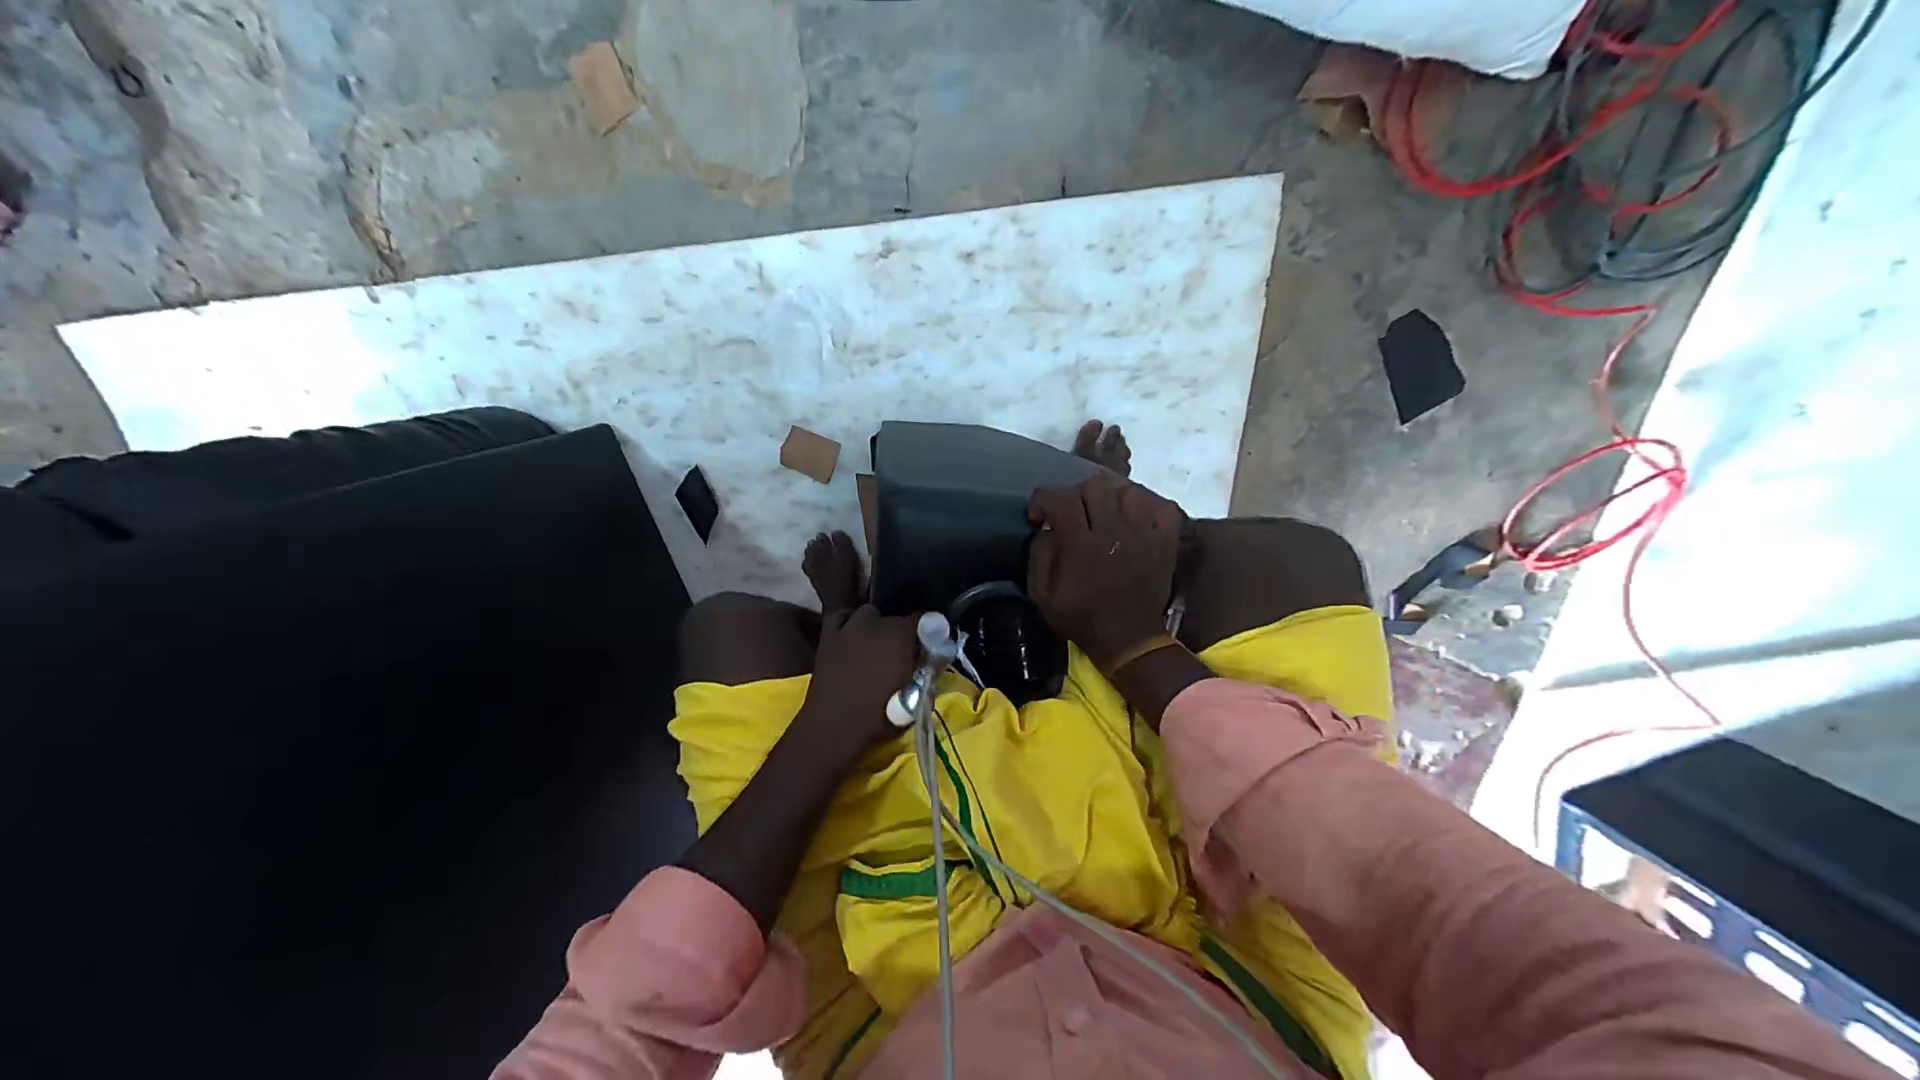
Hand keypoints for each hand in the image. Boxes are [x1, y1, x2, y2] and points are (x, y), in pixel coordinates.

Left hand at [795, 604, 918, 762]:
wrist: (837, 726)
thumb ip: (928, 665)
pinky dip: (849, 621)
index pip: (924, 618)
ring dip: (876, 624)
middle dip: (902, 631)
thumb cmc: (883, 715)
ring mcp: (850, 626)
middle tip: (902, 651)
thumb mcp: (918, 693)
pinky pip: (841, 616)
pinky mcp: (828, 635)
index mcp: (902, 634)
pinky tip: (852, 633)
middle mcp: (876, 622)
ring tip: (877, 642)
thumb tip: (934, 653)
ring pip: (869, 612)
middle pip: (896, 616)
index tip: (930, 644)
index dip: (930, 631)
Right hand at [1026, 473, 1185, 670]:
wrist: (1128, 640)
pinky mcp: (1164, 542)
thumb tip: (1046, 529)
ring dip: (1112, 498)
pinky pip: (1163, 508)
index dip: (1043, 499)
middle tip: (1074, 514)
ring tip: (1105, 514)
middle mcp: (1112, 530)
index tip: (1039, 516)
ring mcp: (1142, 534)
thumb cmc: (1081, 618)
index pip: (1060, 498)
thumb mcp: (1043, 595)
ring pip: (1128, 491)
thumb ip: (1039, 556)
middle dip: (1077, 495)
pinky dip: (1149, 509)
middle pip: (1095, 486)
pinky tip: (1136, 521)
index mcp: (1080, 543)